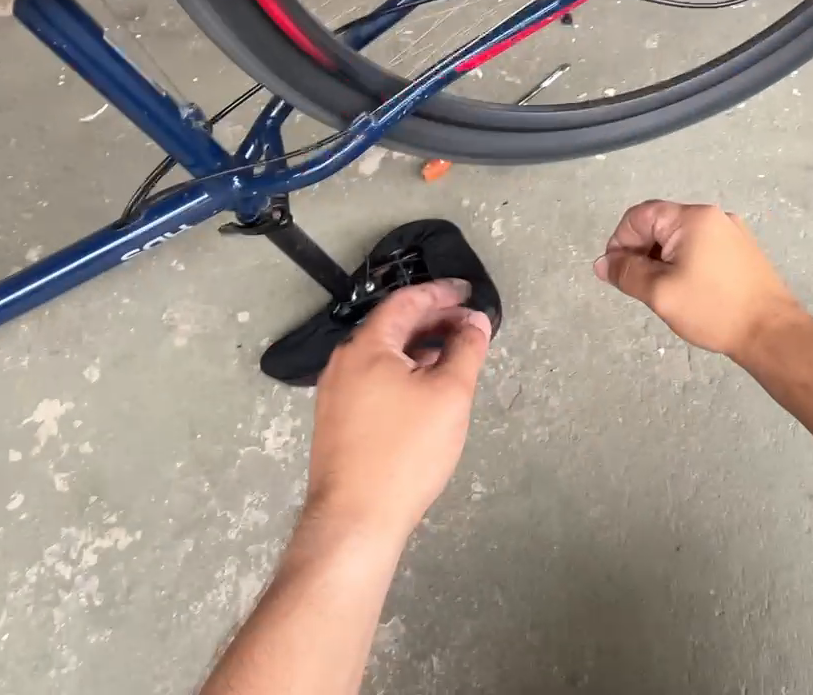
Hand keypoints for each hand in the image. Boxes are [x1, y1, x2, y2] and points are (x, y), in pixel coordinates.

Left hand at [303, 279, 491, 543]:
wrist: (355, 520)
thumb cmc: (405, 450)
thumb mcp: (450, 393)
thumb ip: (467, 349)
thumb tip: (476, 321)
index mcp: (367, 347)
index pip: (406, 302)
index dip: (441, 293)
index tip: (469, 293)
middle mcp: (344, 363)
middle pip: (394, 326)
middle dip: (435, 320)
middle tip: (470, 324)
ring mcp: (336, 393)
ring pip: (385, 354)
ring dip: (422, 346)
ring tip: (456, 354)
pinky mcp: (338, 420)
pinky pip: (376, 377)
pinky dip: (406, 370)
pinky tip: (427, 388)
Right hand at [594, 201, 800, 357]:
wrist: (772, 332)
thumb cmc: (714, 309)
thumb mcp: (660, 293)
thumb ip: (627, 273)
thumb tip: (604, 263)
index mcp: (693, 218)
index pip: (640, 215)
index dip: (620, 242)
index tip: (617, 273)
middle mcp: (713, 216)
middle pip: (660, 224)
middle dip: (640, 252)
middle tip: (638, 287)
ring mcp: (731, 232)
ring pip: (680, 239)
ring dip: (661, 260)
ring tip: (662, 292)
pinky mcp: (741, 251)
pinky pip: (700, 248)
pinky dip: (683, 264)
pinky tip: (687, 291)